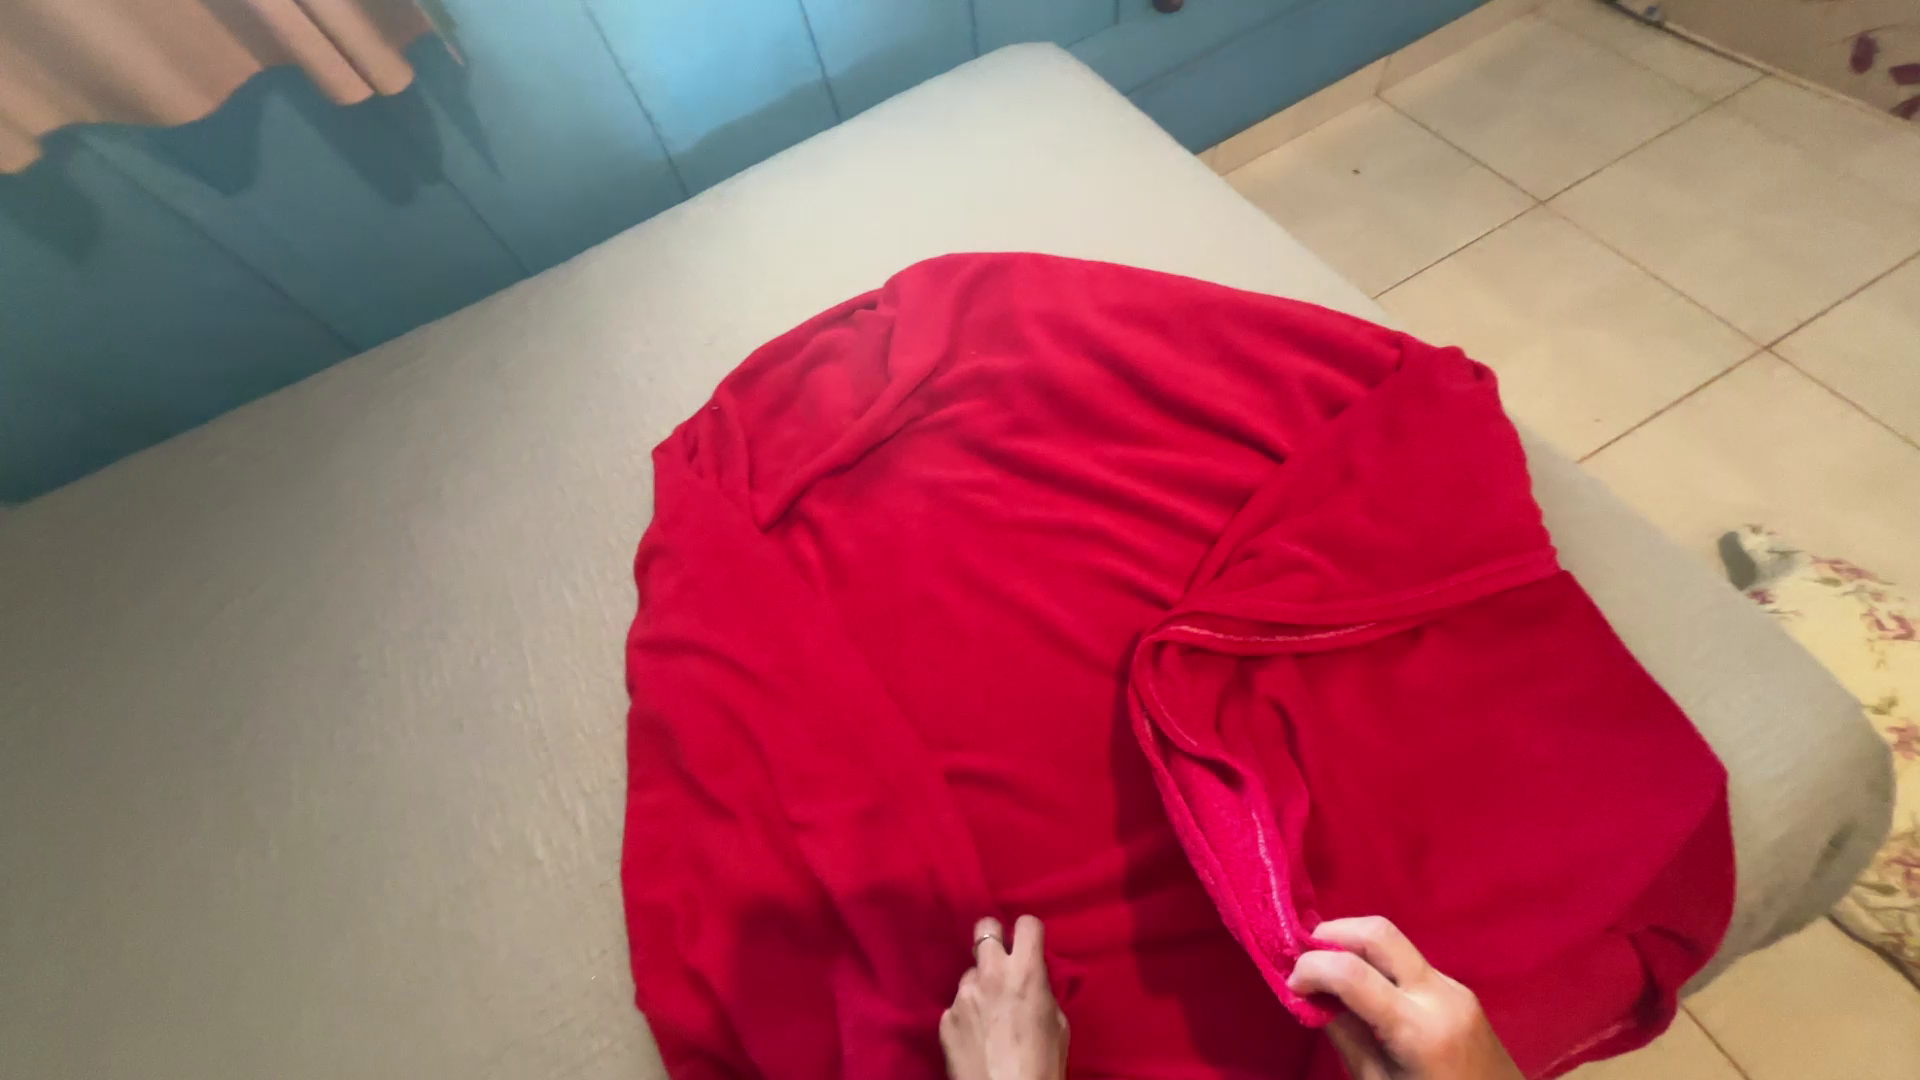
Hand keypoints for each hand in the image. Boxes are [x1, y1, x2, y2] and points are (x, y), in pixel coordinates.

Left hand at [940, 916, 1069, 1079]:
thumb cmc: (1043, 1067)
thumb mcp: (1057, 1024)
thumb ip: (1042, 991)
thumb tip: (1032, 980)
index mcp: (1024, 972)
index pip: (1027, 923)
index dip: (1029, 934)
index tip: (1030, 946)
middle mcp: (990, 973)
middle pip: (984, 926)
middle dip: (994, 938)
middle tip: (1001, 960)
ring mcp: (963, 994)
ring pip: (970, 973)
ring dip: (980, 986)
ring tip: (989, 1017)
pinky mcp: (945, 1019)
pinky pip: (957, 1006)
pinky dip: (966, 1017)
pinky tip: (976, 1039)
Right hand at [1288, 917, 1523, 1079]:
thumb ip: (1343, 1034)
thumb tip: (1313, 995)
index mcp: (1420, 1031)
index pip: (1349, 971)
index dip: (1310, 969)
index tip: (1293, 985)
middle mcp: (1440, 996)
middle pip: (1377, 932)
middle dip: (1331, 934)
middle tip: (1307, 958)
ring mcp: (1455, 989)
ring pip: (1392, 940)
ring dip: (1353, 944)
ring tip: (1331, 971)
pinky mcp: (1459, 991)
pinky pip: (1407, 960)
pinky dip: (1375, 961)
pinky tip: (1365, 988)